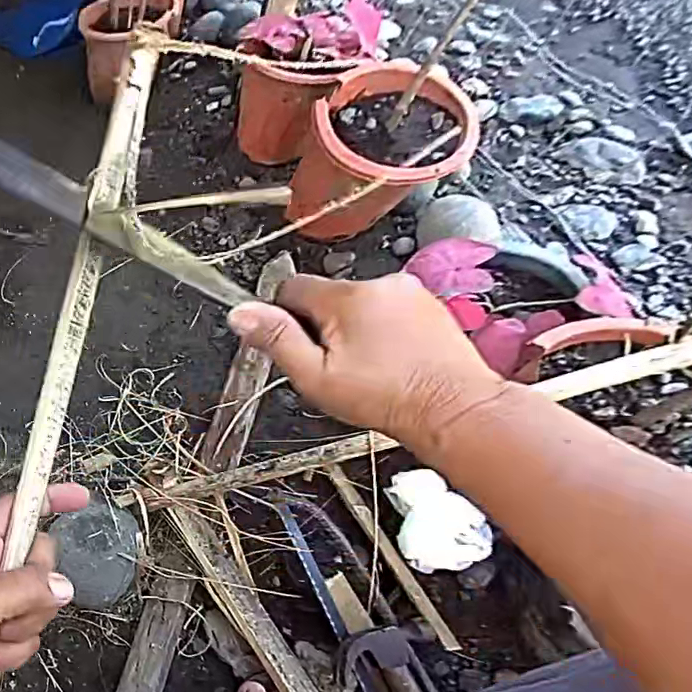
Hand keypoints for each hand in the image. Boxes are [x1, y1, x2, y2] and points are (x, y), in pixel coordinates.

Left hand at [0, 483, 88, 691]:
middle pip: (40, 563)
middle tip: (1, 609)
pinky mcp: (2, 630)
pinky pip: (30, 634)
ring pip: (40, 604)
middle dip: (29, 594)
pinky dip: (10, 650)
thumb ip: (25, 588)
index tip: (79, 498)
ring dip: (16, 628)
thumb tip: (61, 585)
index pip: (17, 510)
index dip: (48, 500)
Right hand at [228, 273, 509, 453]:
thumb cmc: (383, 397)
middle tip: (331, 364)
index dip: (284, 317)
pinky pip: (384, 309)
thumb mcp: (314, 375)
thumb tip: (240, 312)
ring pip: (355, 303)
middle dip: (319, 326)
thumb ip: (276, 339)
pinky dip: (377, 330)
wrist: (451, 408)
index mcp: (347, 297)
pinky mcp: (428, 305)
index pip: (291, 287)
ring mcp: (409, 291)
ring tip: (362, 365)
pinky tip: (385, 360)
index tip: (298, 346)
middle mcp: (380, 284)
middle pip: (324, 296)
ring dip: (349, 328)